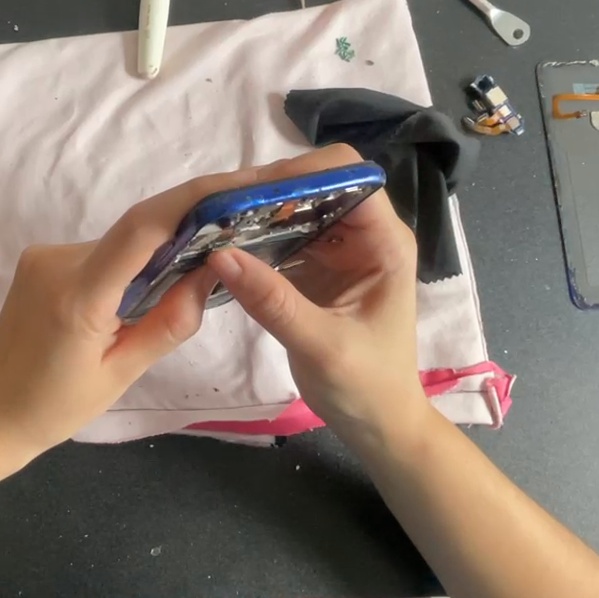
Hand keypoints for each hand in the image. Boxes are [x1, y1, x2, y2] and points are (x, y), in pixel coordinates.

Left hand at [0, 146, 367, 452]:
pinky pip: (100, 251)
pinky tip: (139, 292)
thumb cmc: (59, 405)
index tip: (238, 183)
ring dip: (153, 253)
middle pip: (134, 232)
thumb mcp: (122, 373)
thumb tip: (211, 272)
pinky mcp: (40, 259)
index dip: (192, 198)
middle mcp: (57, 262)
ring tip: (184, 279)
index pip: (142, 228)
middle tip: (234, 229)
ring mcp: (44, 256)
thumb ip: (169, 322)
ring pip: (118, 242)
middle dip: (184, 229)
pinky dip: (128, 262)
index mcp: (78, 297)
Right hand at [205, 154, 431, 447]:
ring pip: (295, 208)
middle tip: (221, 209)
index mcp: (384, 242)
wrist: (378, 423)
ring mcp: (338, 250)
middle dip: (270, 191)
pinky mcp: (315, 268)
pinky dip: (254, 238)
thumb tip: (219, 255)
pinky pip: (282, 236)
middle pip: (316, 185)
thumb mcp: (319, 346)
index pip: (348, 176)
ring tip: (214, 223)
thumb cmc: (365, 386)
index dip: (301, 174)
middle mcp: (363, 235)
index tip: (249, 194)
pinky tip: (223, 247)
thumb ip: (272, 301)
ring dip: (257, 212)